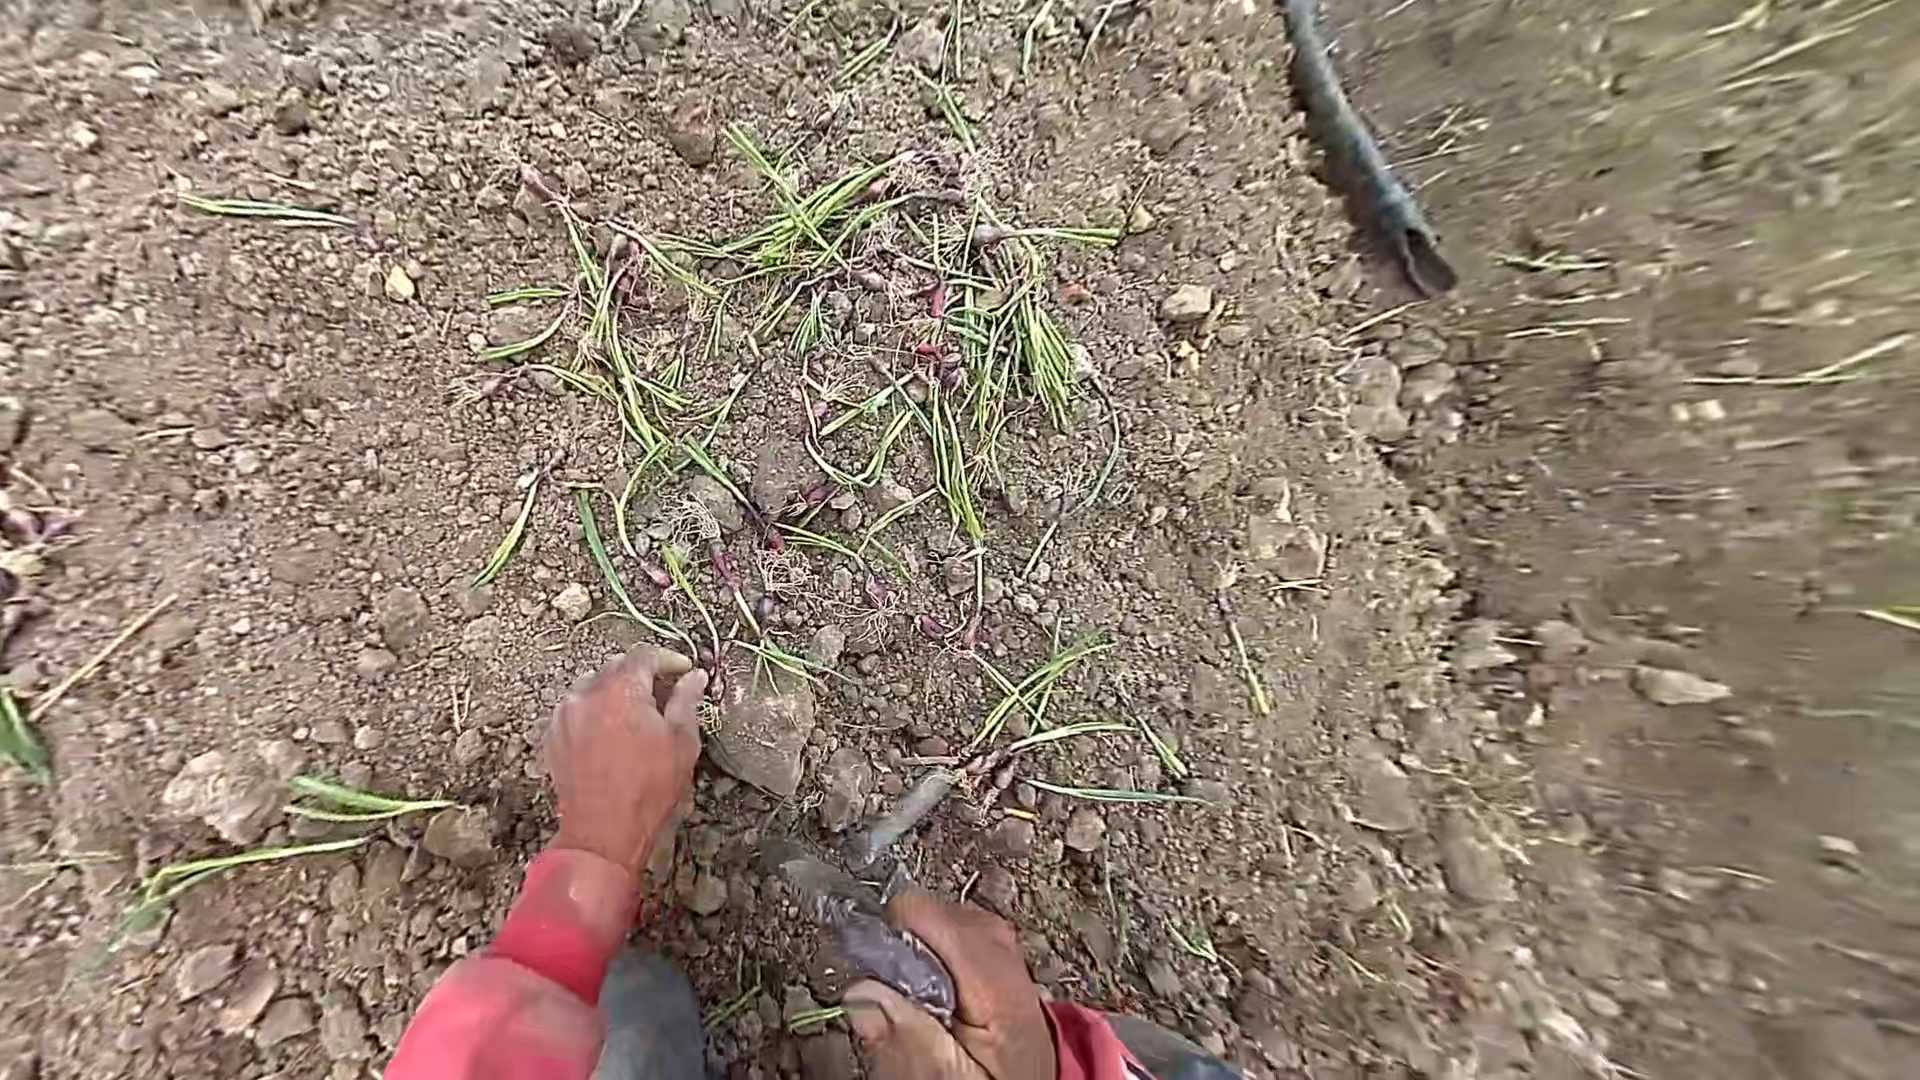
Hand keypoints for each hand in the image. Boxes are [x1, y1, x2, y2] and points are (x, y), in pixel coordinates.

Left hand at [546, 646, 707, 876]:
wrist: (603, 834)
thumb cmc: (650, 786)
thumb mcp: (682, 740)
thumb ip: (686, 700)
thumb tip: (694, 677)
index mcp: (621, 691)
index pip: (645, 655)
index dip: (669, 659)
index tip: (685, 671)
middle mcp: (586, 696)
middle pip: (617, 667)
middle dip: (643, 673)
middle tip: (667, 690)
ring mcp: (564, 717)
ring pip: (594, 686)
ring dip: (618, 689)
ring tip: (639, 710)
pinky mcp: (553, 739)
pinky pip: (577, 709)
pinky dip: (597, 709)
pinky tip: (614, 728)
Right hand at [845, 890, 1056, 1079]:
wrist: (1031, 1070)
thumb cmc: (997, 1075)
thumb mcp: (954, 1077)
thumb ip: (909, 1038)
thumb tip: (861, 994)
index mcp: (989, 972)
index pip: (918, 914)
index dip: (888, 942)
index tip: (884, 984)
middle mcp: (994, 936)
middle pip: (920, 914)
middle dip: (904, 954)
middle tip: (914, 1005)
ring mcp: (992, 927)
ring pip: (927, 916)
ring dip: (917, 955)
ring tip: (933, 1002)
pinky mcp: (987, 927)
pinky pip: (940, 923)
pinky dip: (932, 952)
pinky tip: (944, 989)